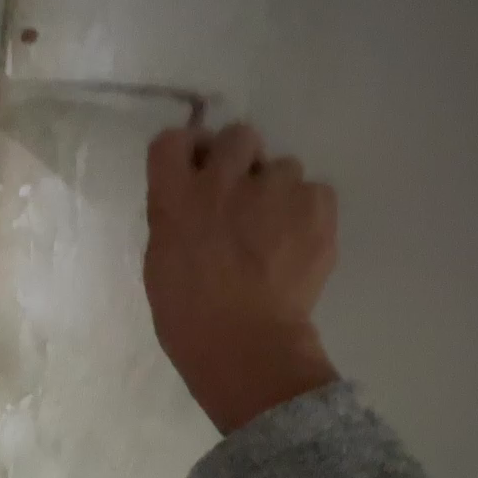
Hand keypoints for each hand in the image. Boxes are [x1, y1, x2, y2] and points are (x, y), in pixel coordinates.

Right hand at [145, 122, 340, 433]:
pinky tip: (293, 245)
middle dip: (237, 159)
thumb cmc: (185, 312)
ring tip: (270, 232)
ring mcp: (276, 189)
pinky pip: (313, 192)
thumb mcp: (160, 259)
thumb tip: (194, 200)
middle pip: (238, 135)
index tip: (190, 170)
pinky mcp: (317, 204)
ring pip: (281, 168)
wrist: (243, 342)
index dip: (184, 152)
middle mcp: (224, 181)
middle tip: (237, 196)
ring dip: (274, 191)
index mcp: (175, 198)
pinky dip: (304, 212)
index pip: (172, 141)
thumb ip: (175, 218)